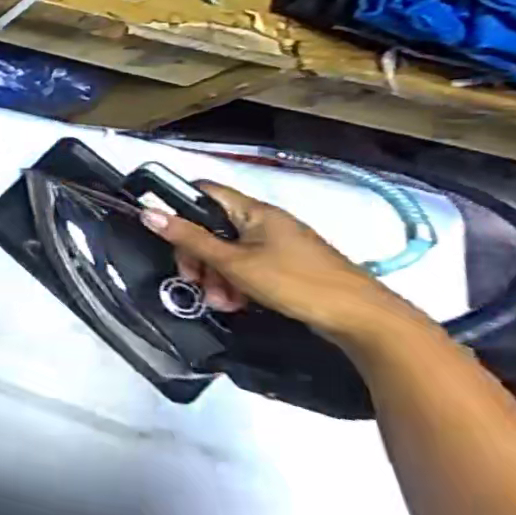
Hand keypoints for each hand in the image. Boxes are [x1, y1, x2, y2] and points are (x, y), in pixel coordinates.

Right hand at [142, 181, 426, 346]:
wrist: (368, 322)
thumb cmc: (297, 284)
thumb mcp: (234, 263)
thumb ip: (189, 238)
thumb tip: (147, 212)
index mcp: (254, 212)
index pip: (203, 191)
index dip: (177, 203)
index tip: (164, 229)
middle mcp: (266, 223)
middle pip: (211, 227)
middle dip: (196, 255)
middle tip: (193, 279)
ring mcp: (278, 246)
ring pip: (227, 251)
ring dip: (215, 275)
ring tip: (220, 301)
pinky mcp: (287, 268)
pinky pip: (247, 266)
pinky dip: (235, 283)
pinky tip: (236, 303)